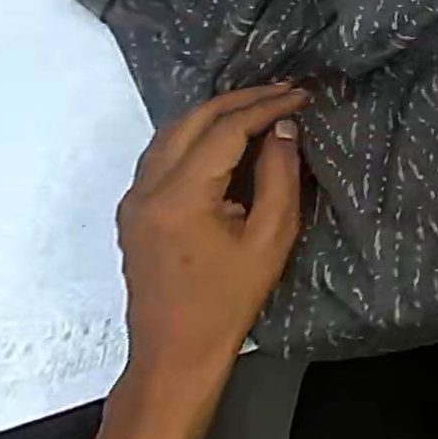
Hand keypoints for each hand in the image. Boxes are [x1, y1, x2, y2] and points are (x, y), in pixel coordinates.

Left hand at [116, 83, 309, 379]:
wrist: (177, 348)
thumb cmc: (232, 293)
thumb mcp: (273, 233)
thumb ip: (279, 175)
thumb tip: (283, 129)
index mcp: (180, 197)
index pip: (225, 131)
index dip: (266, 107)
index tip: (303, 96)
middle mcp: (146, 190)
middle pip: (191, 122)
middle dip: (241, 99)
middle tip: (286, 90)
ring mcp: (135, 200)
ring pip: (172, 133)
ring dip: (217, 112)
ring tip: (262, 102)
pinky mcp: (137, 209)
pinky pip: (165, 152)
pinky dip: (199, 131)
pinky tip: (229, 132)